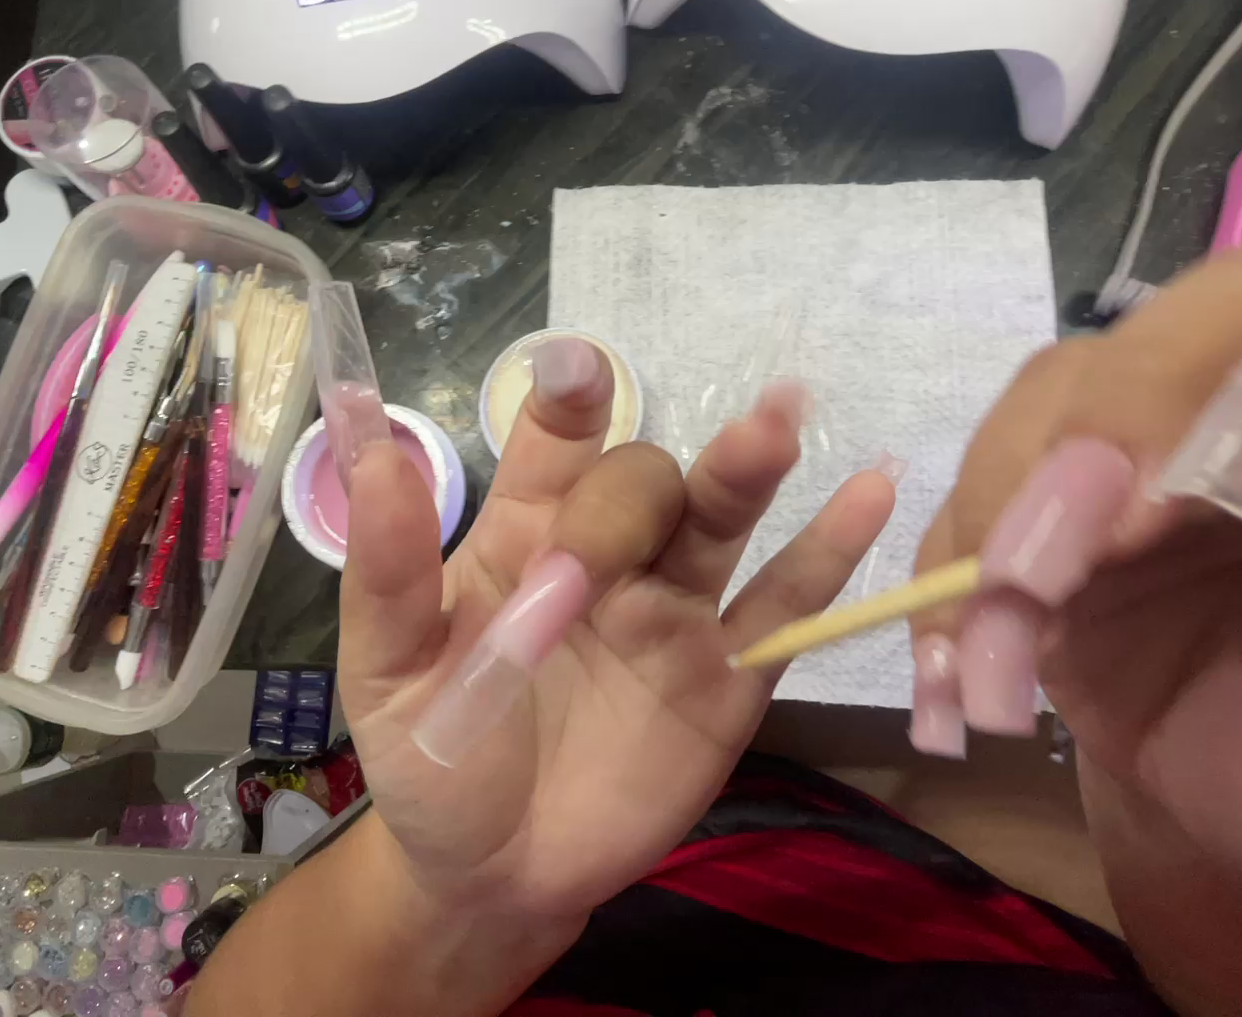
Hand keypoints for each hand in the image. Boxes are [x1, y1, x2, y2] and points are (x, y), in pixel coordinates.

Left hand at [337, 341, 894, 922]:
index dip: (567, 403)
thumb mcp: (388, 667)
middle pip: (641, 483)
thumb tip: (371, 453)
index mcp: (526, 538)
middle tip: (591, 569)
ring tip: (777, 424)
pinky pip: (785, 608)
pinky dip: (828, 554)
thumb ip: (389, 567)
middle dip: (624, 504)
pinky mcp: (727, 678)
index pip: (554, 445)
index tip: (575, 370)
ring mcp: (674, 612)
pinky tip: (870, 492)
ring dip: (747, 471)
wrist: (495, 871)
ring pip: (719, 521)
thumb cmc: (435, 759)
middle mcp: (609, 557)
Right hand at [910, 127, 1241, 914]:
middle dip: (1103, 440)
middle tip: (1054, 572)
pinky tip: (954, 656)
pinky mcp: (1052, 476)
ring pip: (1050, 397)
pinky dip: (946, 564)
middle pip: (1190, 321)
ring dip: (1000, 519)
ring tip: (995, 653)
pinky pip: (974, 478)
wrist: (1241, 824)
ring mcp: (1154, 425)